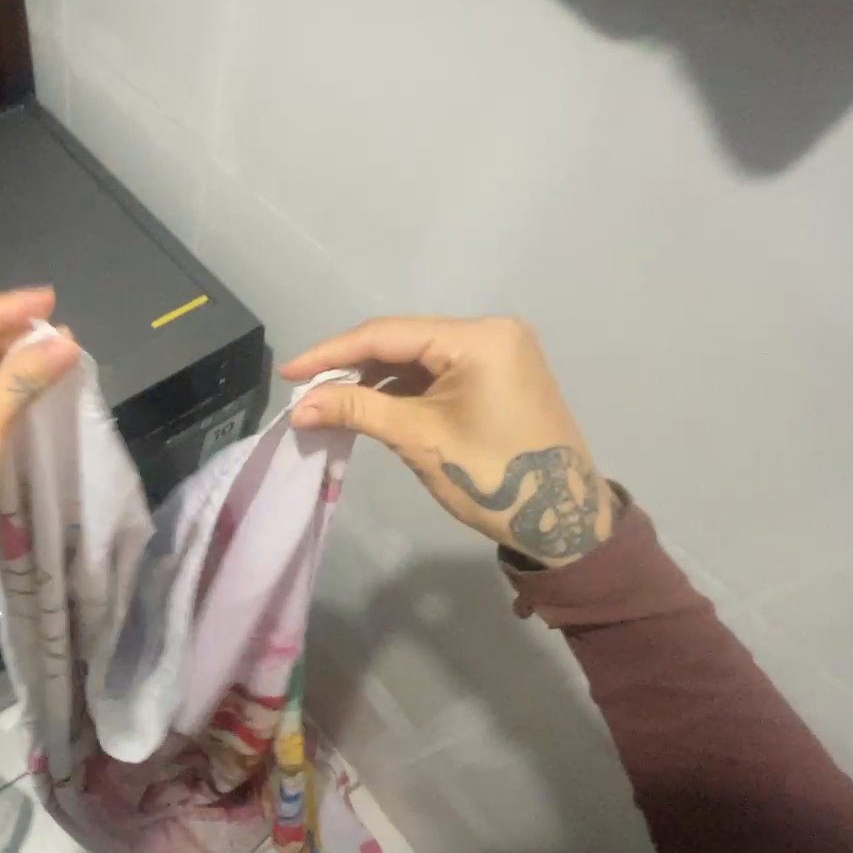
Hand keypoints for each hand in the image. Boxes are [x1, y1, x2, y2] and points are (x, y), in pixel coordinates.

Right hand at [281, 316, 613, 565]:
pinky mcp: (490, 375)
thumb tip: (298, 407)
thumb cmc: (492, 476)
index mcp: (478, 338)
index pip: (385, 334)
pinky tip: (363, 406)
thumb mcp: (417, 438)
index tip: (288, 374)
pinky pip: (429, 372)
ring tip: (325, 404)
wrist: (564, 520)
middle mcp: (488, 332)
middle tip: (303, 393)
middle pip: (397, 340)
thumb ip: (355, 410)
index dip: (330, 354)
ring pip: (410, 357)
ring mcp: (492, 353)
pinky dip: (394, 390)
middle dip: (347, 367)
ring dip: (367, 380)